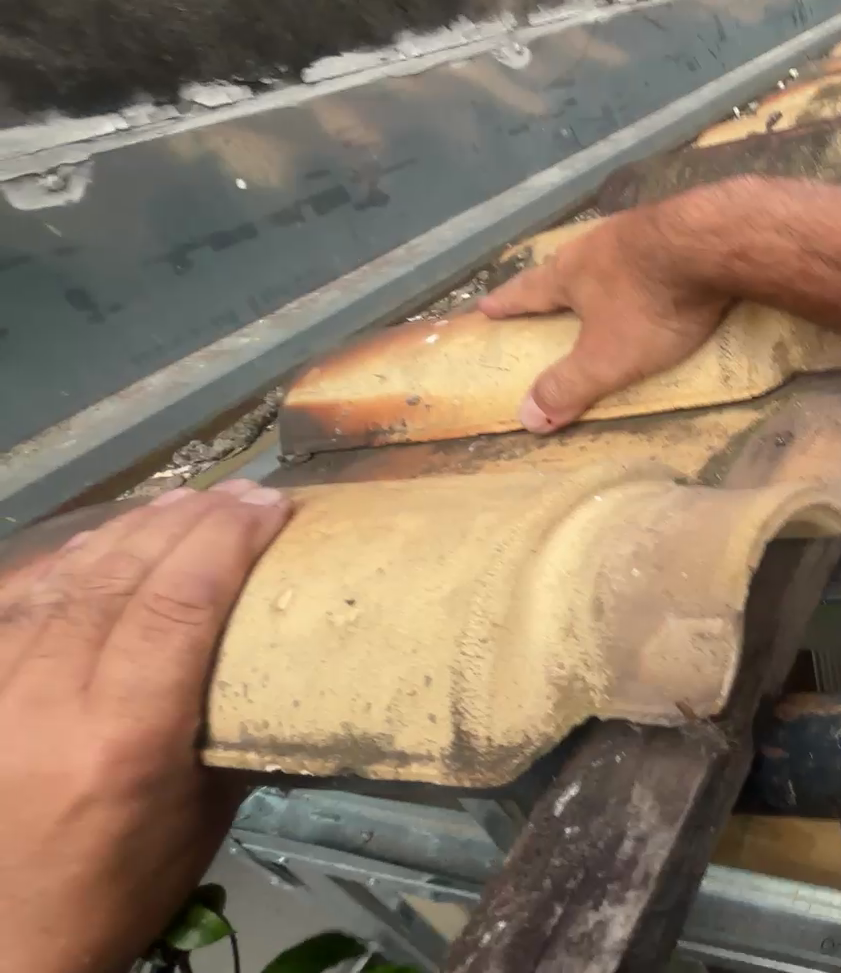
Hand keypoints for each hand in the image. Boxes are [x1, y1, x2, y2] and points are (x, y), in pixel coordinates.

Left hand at [0, 481, 291, 972]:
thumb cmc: (128, 881)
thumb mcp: (210, 807)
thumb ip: (229, 718)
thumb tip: (281, 647)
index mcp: (122, 739)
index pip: (177, 607)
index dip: (226, 542)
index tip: (272, 507)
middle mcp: (41, 708)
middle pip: (118, 583)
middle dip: (188, 523)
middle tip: (245, 492)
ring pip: (56, 585)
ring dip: (128, 531)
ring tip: (186, 498)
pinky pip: (6, 609)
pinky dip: (61, 562)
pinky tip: (104, 539)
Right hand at [479, 208, 731, 432]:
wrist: (708, 245)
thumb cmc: (650, 304)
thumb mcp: (607, 357)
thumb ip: (570, 385)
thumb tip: (526, 418)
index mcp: (572, 273)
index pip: (529, 291)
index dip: (508, 302)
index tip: (484, 305)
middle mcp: (599, 243)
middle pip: (569, 262)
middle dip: (559, 278)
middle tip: (550, 285)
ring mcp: (643, 229)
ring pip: (614, 249)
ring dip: (608, 265)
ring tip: (608, 275)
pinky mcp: (684, 226)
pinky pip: (661, 245)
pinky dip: (656, 259)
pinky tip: (666, 264)